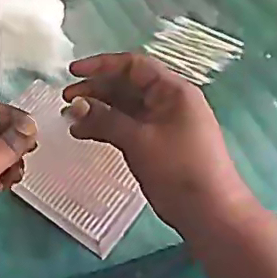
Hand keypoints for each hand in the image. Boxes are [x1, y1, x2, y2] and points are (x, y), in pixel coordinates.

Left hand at [0, 102, 38, 257]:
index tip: (31, 130)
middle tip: (28, 153)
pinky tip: (7, 187)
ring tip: (14, 175)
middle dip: (14, 141)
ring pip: (0, 153)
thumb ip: (6, 145)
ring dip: (13, 161)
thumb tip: (30, 126)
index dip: (10, 115)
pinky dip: (6, 176)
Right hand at [61, 53, 264, 239]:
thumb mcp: (139, 140)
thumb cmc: (180, 168)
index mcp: (172, 92)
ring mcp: (161, 124)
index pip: (133, 66)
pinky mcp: (154, 144)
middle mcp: (167, 103)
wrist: (210, 212)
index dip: (101, 65)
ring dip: (96, 110)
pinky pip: (125, 127)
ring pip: (122, 108)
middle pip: (126, 86)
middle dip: (95, 90)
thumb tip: (75, 106)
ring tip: (69, 119)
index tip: (73, 72)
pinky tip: (82, 133)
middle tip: (66, 100)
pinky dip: (104, 128)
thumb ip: (104, 119)